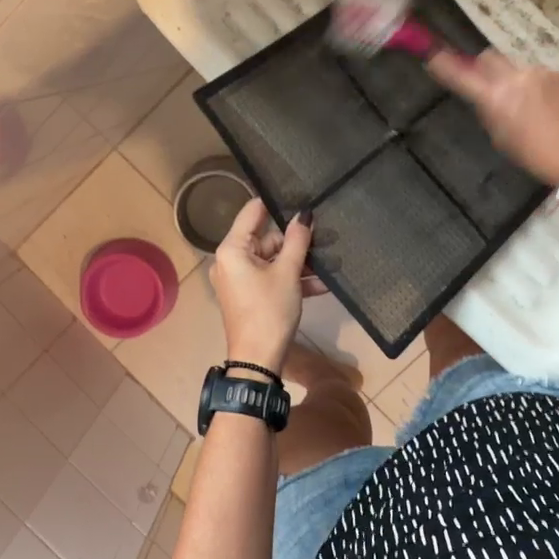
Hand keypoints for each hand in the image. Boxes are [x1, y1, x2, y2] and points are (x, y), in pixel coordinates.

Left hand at [210, 199, 319, 371]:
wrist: (258, 362)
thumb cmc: (269, 312)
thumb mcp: (287, 273)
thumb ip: (297, 240)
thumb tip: (305, 214)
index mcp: (232, 249)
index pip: (252, 211)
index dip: (276, 202)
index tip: (301, 196)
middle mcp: (230, 260)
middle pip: (266, 238)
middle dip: (295, 241)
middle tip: (324, 236)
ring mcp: (238, 279)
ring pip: (271, 260)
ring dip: (298, 263)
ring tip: (328, 262)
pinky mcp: (248, 295)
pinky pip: (270, 277)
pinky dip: (291, 279)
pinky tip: (321, 284)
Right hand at [427, 49, 558, 189]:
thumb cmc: (540, 157)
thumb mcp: (505, 140)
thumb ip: (491, 114)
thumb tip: (487, 100)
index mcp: (498, 98)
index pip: (462, 76)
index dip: (446, 66)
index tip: (434, 57)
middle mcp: (518, 78)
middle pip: (490, 58)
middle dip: (484, 68)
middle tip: (489, 86)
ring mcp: (543, 73)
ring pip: (518, 68)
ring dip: (516, 81)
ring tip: (530, 107)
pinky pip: (542, 75)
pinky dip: (540, 87)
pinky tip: (552, 108)